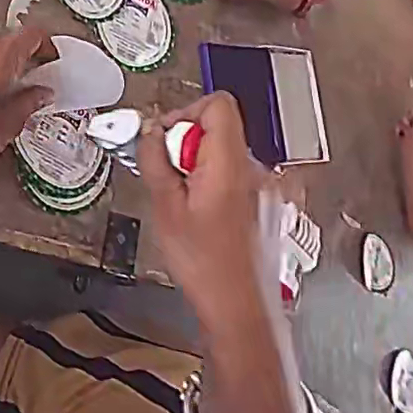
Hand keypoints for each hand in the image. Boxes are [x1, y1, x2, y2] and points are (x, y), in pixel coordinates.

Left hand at [0, 27, 53, 172]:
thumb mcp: (7, 124)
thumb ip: (29, 103)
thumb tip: (41, 94)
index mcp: (0, 56)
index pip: (33, 35)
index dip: (47, 47)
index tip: (53, 63)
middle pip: (10, 45)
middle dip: (25, 64)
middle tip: (34, 88)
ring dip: (2, 71)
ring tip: (7, 102)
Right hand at [137, 93, 281, 327]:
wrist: (239, 308)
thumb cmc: (205, 265)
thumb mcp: (165, 208)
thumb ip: (155, 160)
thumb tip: (151, 131)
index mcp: (230, 164)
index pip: (219, 104)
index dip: (187, 113)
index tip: (168, 141)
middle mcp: (253, 168)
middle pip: (218, 127)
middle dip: (186, 144)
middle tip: (169, 177)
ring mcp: (261, 186)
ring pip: (222, 152)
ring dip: (196, 165)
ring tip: (182, 202)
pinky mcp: (262, 202)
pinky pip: (231, 174)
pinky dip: (211, 182)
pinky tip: (199, 215)